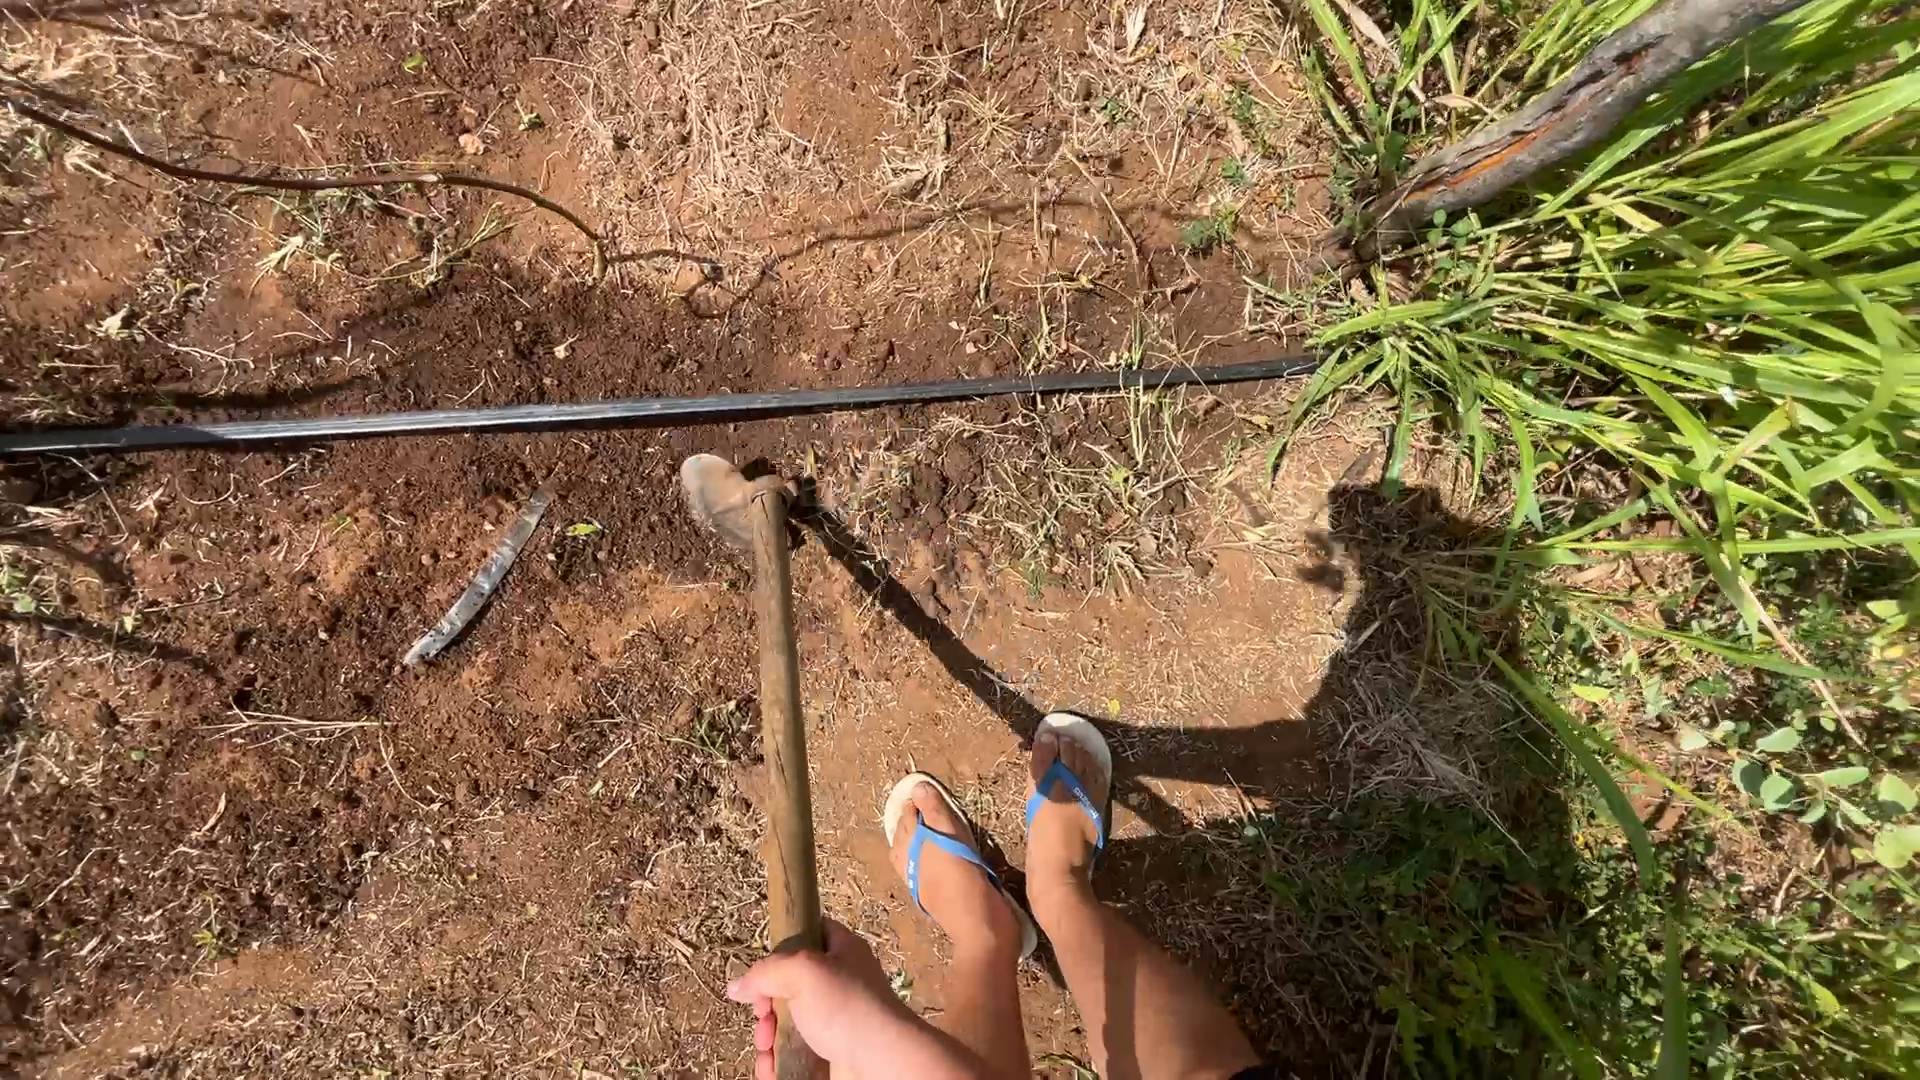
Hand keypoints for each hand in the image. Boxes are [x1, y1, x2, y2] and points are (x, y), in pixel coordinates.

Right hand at [726, 920, 994, 1079]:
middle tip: (762, 1018)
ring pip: (788, 1020)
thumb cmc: (845, 1004)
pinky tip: (770, 1068)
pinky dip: (777, 1060)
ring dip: (767, 1036)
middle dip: (766, 1002)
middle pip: (789, 983)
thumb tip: (736, 986)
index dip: (782, 946)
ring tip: (765, 1049)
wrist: (880, 1061)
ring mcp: (834, 1017)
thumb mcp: (802, 972)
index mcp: (840, 948)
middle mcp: (838, 979)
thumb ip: (766, 972)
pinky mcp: (829, 1050)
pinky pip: (794, 1051)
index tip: (763, 970)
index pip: (808, 931)